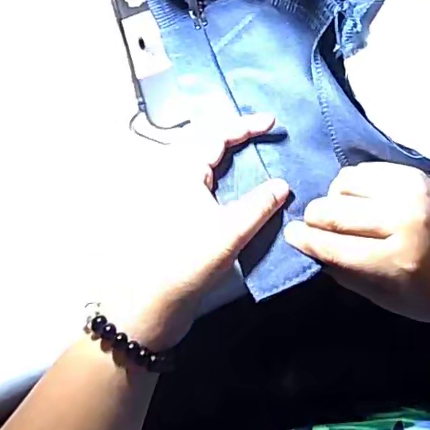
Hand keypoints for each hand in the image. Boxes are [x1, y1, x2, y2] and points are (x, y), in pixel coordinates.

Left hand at [102, 114, 288, 352]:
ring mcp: (169, 197)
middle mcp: (172, 178)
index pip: (216, 135)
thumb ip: (259, 205)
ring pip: (199, 162)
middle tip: (260, 134)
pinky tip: (233, 188)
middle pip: (203, 142)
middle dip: (232, 134)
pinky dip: (219, 174)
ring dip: (224, 154)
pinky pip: (199, 181)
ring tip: (249, 155)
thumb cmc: (186, 263)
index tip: (272, 122)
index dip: (245, 125)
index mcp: (182, 172)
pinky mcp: (171, 216)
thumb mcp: (230, 232)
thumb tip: (282, 184)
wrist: (147, 307)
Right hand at [283, 162, 429, 330]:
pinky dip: (355, 183)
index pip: (334, 245)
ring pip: (347, 181)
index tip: (291, 235)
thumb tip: (311, 247)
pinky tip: (360, 197)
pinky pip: (367, 168)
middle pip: (335, 210)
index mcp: (395, 260)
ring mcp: (410, 192)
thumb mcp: (386, 300)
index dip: (305, 240)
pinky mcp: (416, 175)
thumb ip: (345, 273)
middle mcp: (402, 220)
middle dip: (314, 217)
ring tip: (341, 211)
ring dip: (335, 197)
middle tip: (311, 224)